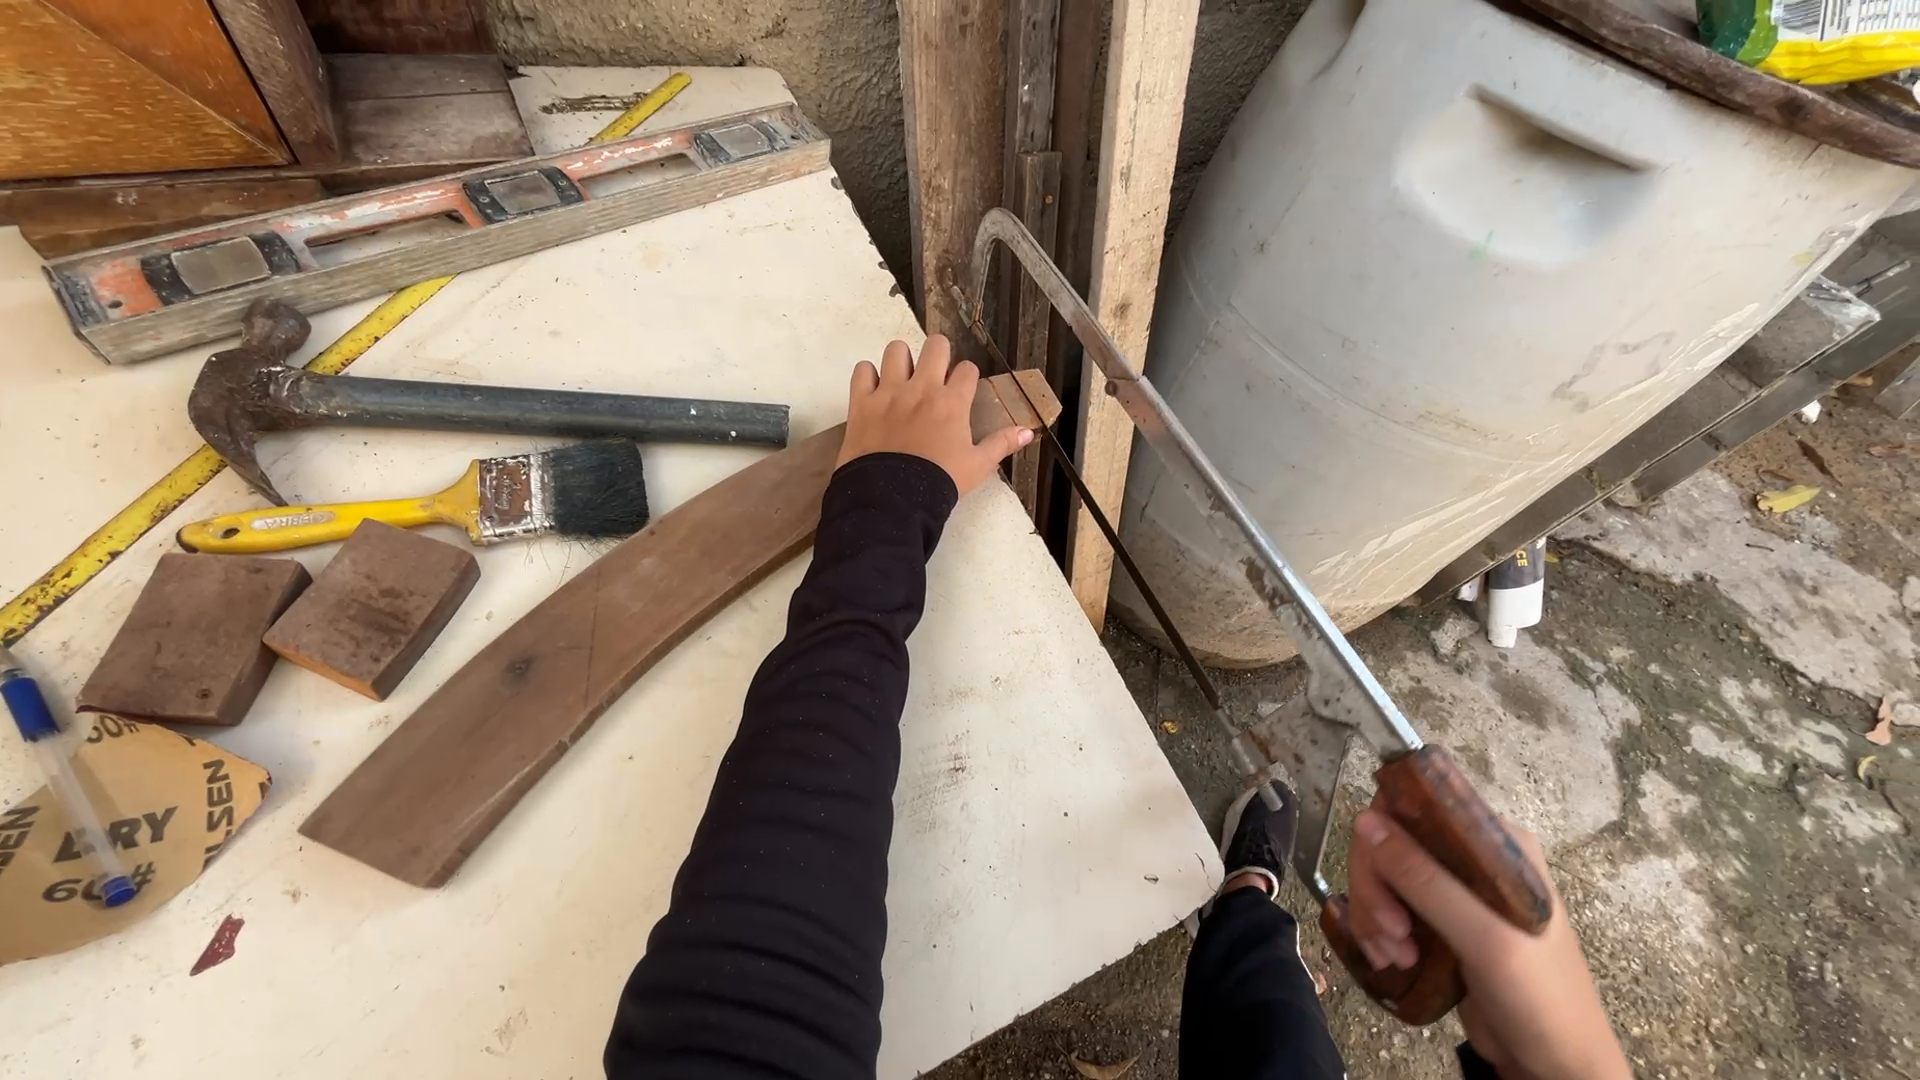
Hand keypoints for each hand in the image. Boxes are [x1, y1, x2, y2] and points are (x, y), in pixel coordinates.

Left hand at [836, 335, 1032, 496]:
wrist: (893, 498)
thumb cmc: (940, 482)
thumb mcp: (978, 466)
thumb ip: (1002, 444)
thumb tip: (1028, 432)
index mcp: (952, 402)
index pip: (967, 370)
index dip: (967, 377)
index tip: (963, 389)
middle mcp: (922, 388)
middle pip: (935, 346)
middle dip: (939, 354)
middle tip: (935, 373)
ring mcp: (889, 392)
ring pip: (896, 350)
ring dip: (902, 360)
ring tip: (903, 377)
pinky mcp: (861, 402)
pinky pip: (862, 370)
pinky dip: (868, 376)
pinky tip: (874, 389)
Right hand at [1345, 807, 1629, 1079]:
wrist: (1558, 1069)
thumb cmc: (1539, 998)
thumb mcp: (1484, 937)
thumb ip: (1424, 879)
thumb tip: (1364, 819)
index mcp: (1495, 842)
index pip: (1417, 805)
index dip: (1385, 831)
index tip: (1379, 876)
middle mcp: (1470, 855)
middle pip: (1389, 840)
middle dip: (1377, 884)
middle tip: (1389, 929)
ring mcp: (1453, 888)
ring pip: (1381, 873)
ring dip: (1374, 912)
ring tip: (1393, 953)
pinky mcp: (1438, 919)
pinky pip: (1386, 903)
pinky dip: (1377, 928)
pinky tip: (1390, 957)